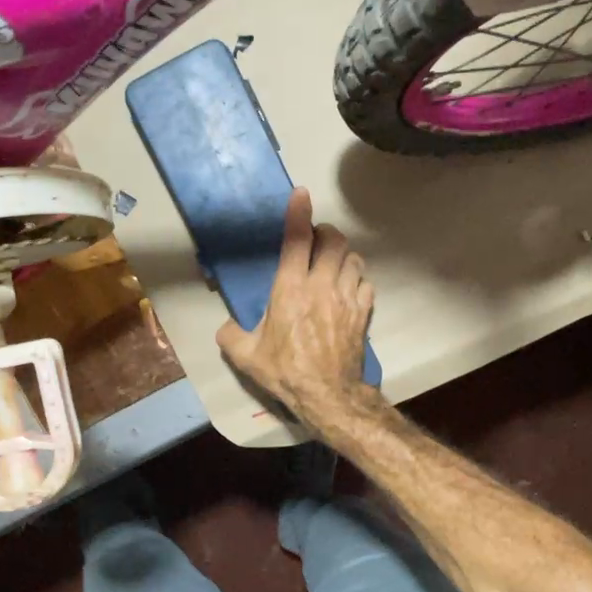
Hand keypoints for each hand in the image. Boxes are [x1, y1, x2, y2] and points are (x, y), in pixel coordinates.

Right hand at [216, 188, 378, 429]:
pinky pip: (366, 283)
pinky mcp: (363, 313)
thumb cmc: (285, 373)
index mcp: (290, 289)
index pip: (296, 240)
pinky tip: (349, 289)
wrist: (328, 396)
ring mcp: (347, 298)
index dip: (298, 214)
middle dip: (326, 234)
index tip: (301, 195)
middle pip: (333, 241)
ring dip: (343, 256)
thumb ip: (231, 336)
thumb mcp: (246, 357)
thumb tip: (225, 327)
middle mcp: (321, 285)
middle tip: (316, 241)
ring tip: (333, 264)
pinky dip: (357, 279)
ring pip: (353, 258)